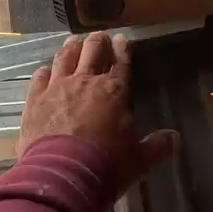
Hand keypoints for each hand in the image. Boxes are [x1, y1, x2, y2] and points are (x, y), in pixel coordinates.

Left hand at [20, 31, 178, 189]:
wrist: (62, 175)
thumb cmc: (105, 165)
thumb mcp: (139, 159)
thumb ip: (157, 146)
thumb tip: (176, 139)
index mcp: (114, 92)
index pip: (121, 64)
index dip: (123, 49)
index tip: (122, 38)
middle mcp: (86, 82)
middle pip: (92, 53)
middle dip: (97, 42)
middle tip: (98, 36)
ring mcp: (58, 87)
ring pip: (65, 58)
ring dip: (71, 48)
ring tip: (73, 41)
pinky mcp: (36, 99)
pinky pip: (39, 78)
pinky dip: (43, 71)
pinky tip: (44, 69)